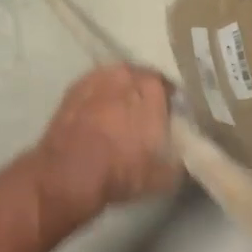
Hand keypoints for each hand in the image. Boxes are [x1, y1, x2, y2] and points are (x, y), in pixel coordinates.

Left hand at [33, 64, 180, 217]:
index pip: (165, 84)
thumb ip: (177, 157)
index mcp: (151, 89)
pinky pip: (91, 88)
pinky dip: (95, 97)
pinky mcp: (71, 89)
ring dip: (116, 90)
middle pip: (138, 77)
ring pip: (112, 79)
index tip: (167, 113)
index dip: (166, 99)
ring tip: (116, 112)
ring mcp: (95, 79)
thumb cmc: (122, 170)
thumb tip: (180, 154)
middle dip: (141, 91)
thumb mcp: (164, 176)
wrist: (70, 172)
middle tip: (142, 112)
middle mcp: (124, 76)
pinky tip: (93, 113)